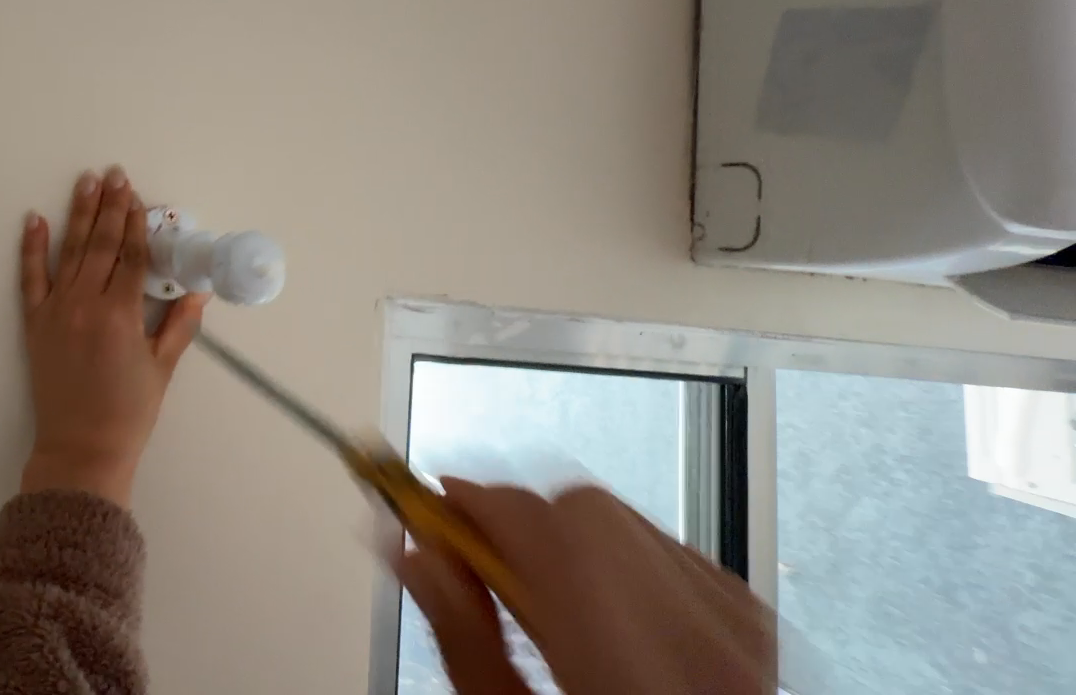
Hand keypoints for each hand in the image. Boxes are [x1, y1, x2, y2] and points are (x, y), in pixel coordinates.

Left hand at [17, 167, 208, 506]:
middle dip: (110, 206)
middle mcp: (87, 304)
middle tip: (115, 173)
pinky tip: (34, 219)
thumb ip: (180, 325)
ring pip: (69, 252)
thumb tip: (199, 289)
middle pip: (100, 244)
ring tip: (86, 181)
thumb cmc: (129, 412)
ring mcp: (56, 310)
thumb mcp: (163, 369)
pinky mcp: (34, 322)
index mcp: (122, 315)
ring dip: (78, 213)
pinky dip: (32, 248)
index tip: (138, 194)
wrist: (80, 449)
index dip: (136, 222)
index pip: (131, 255)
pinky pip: (30, 278)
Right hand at [396, 479, 772, 694]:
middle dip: (520, 518)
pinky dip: (615, 553)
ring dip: (565, 533)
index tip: (432, 505)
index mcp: (630, 668)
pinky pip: (663, 544)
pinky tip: (601, 605)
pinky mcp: (756, 623)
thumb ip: (465, 642)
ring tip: (543, 590)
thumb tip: (415, 555)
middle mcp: (698, 637)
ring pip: (621, 516)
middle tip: (482, 556)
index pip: (543, 531)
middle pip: (584, 510)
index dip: (476, 503)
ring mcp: (739, 626)